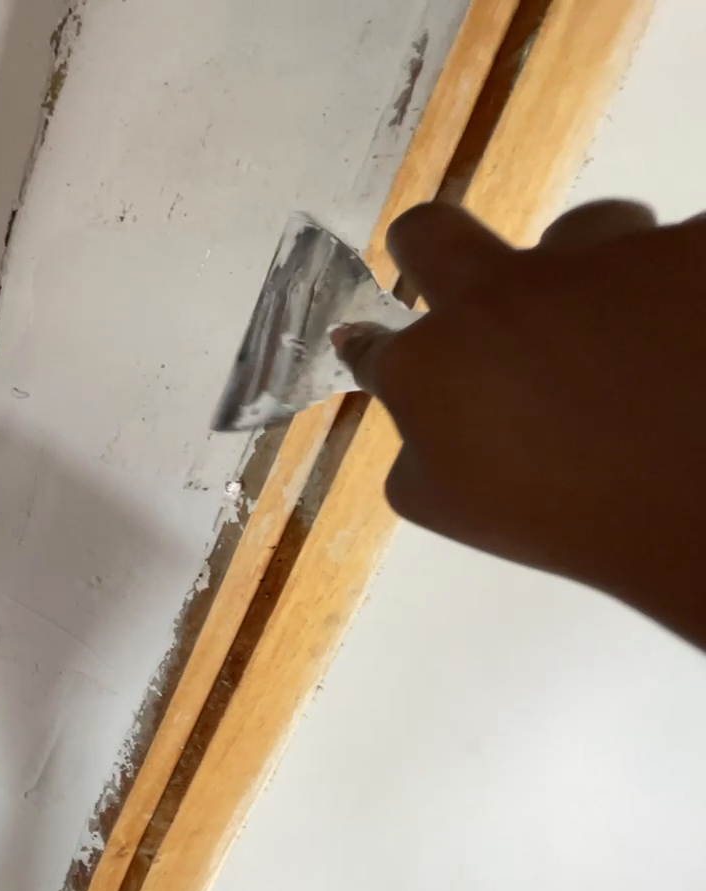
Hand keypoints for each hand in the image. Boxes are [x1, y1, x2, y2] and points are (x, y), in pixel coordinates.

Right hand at [335, 201, 705, 644]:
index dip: (366, 345)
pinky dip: (689, 287)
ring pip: (584, 228)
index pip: (367, 342)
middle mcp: (495, 296)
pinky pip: (692, 248)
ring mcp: (604, 261)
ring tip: (628, 318)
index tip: (369, 344)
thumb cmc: (554, 517)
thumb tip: (428, 419)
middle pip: (427, 232)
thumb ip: (414, 445)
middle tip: (454, 281)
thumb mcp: (436, 501)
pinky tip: (694, 335)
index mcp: (422, 362)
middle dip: (423, 249)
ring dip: (589, 268)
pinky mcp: (705, 245)